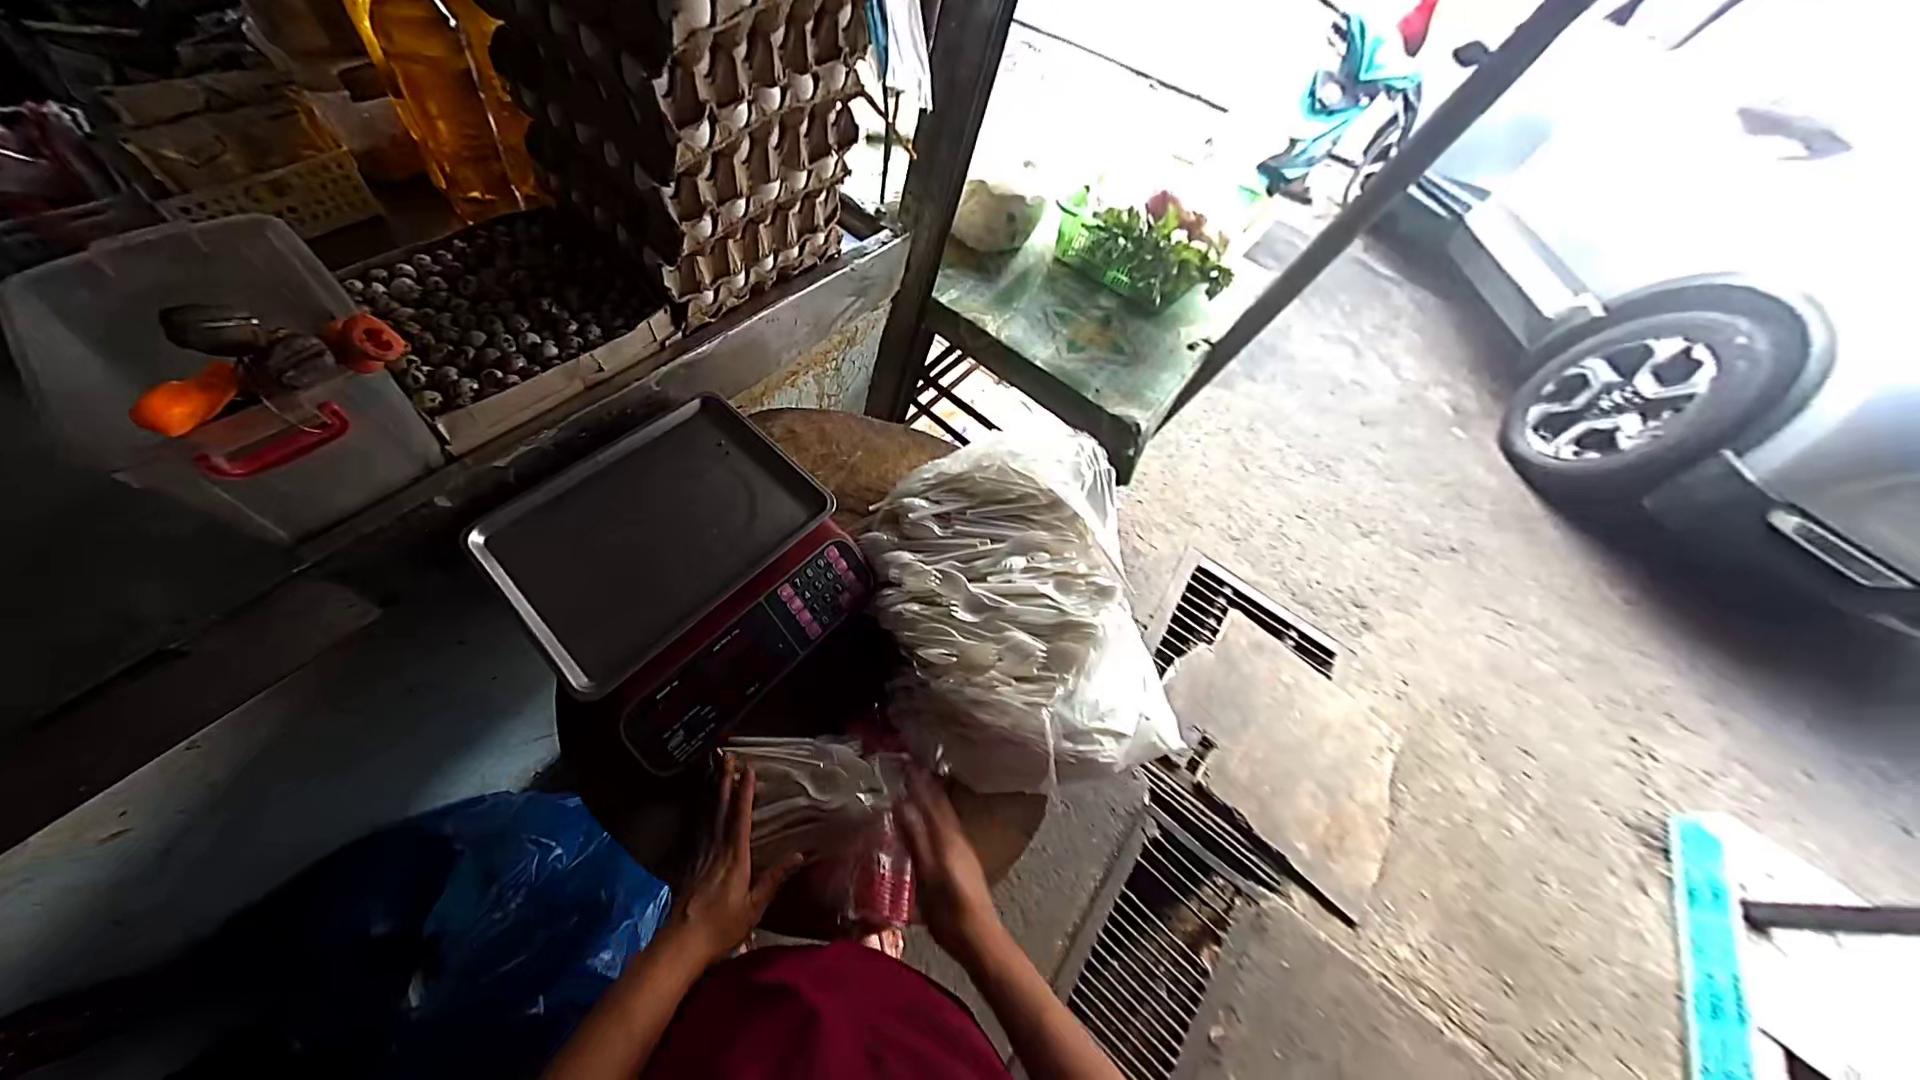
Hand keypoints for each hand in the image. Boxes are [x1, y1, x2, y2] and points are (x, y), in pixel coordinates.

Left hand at [662, 757, 802, 965]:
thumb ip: (774, 878)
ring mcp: (700, 856)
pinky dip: (702, 814)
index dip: (745, 793)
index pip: (741, 818)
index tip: (748, 770)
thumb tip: (799, 854)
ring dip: (713, 792)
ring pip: (708, 817)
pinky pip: (698, 831)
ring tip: (715, 772)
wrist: (680, 947)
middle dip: (725, 782)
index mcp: (735, 858)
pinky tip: (702, 808)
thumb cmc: (721, 928)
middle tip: (726, 757)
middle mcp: (716, 850)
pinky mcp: (689, 866)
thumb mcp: (754, 907)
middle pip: (721, 809)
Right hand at [897, 767, 1002, 965]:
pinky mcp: (963, 861)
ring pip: (945, 814)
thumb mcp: (926, 875)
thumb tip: (902, 804)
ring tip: (919, 785)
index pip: (931, 799)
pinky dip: (937, 814)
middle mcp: (957, 837)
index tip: (906, 763)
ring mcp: (963, 848)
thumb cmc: (949, 911)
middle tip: (911, 767)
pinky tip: (931, 819)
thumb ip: (915, 839)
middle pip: (941, 803)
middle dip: (926, 785)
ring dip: (933, 797)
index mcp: (947, 837)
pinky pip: (948, 826)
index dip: (919, 781)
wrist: (979, 938)